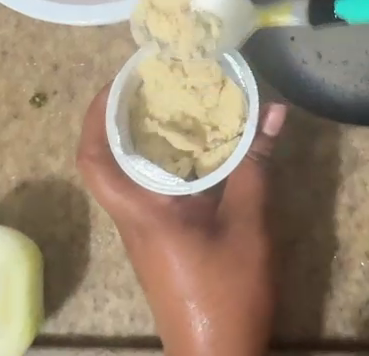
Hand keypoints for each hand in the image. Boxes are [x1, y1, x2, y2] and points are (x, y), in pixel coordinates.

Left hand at [76, 85, 286, 355]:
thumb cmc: (227, 294)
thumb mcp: (248, 225)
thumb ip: (255, 164)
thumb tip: (273, 109)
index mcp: (143, 211)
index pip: (95, 158)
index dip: (97, 113)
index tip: (122, 77)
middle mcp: (136, 216)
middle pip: (109, 157)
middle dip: (124, 111)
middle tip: (155, 76)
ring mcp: (148, 229)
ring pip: (132, 170)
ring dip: (146, 132)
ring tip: (176, 95)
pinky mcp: (165, 237)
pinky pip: (155, 184)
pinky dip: (168, 155)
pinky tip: (200, 141)